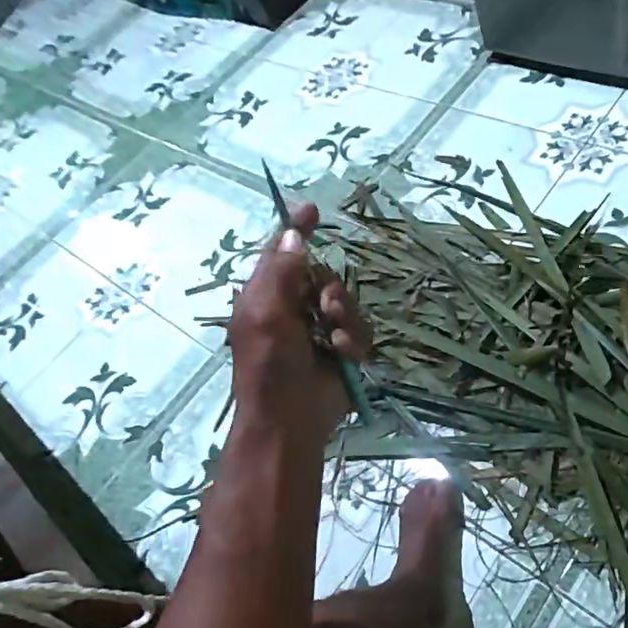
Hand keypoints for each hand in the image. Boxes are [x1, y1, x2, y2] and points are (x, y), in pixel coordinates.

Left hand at [227, 204, 370, 440]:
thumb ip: (280, 272)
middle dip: (328, 289)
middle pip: (324, 276)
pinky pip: (361, 330)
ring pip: (347, 302)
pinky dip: (354, 341)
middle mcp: (295, 309)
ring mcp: (321, 331)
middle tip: (324, 308)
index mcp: (267, 296)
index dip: (297, 231)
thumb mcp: (266, 313)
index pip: (283, 254)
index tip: (313, 210)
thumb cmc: (268, 366)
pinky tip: (343, 355)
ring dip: (344, 317)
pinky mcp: (345, 352)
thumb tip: (293, 235)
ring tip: (333, 338)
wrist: (292, 418)